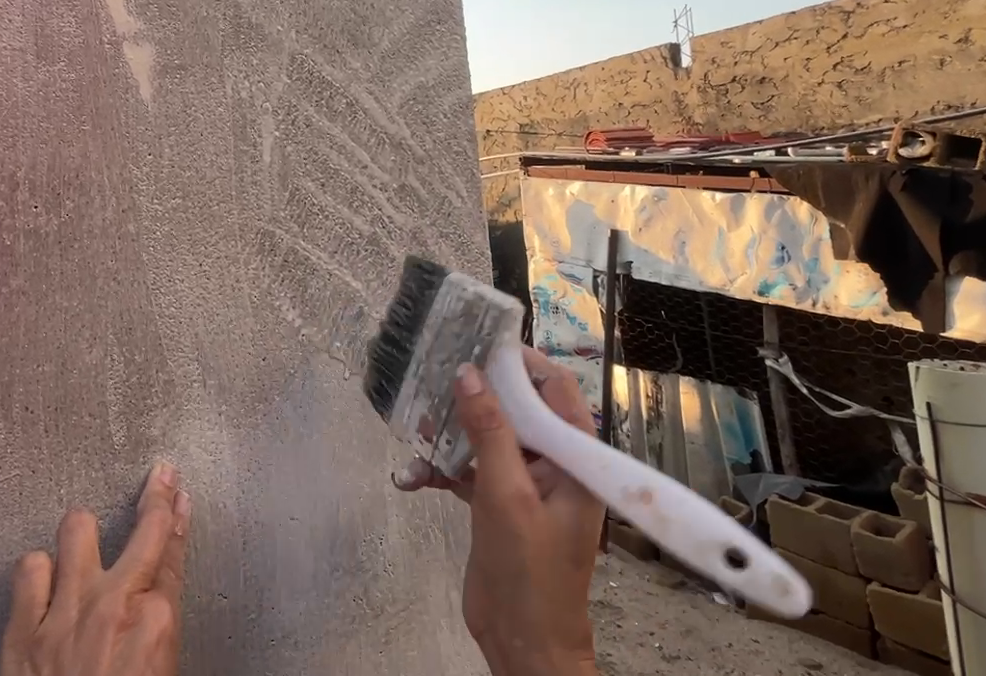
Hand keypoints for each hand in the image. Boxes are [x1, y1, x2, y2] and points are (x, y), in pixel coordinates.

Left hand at [0, 463, 191, 675]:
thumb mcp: (160, 669)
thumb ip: (162, 623)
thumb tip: (163, 590)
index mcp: (156, 624)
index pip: (173, 552)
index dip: (176, 515)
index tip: (175, 493)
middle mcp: (112, 607)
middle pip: (143, 529)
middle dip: (154, 497)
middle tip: (158, 479)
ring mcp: (64, 613)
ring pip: (77, 529)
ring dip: (83, 539)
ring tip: (85, 548)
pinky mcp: (22, 632)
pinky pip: (28, 568)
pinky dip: (37, 574)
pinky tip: (44, 583)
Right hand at [395, 348, 604, 675]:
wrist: (522, 644)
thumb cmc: (529, 571)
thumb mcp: (506, 494)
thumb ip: (489, 431)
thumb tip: (468, 372)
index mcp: (574, 457)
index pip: (555, 389)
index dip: (522, 362)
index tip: (480, 340)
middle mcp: (552, 462)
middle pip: (516, 408)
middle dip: (475, 393)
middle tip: (435, 370)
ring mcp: (523, 482)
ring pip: (486, 436)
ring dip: (450, 431)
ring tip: (415, 423)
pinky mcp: (496, 501)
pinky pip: (468, 469)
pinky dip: (440, 468)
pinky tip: (411, 476)